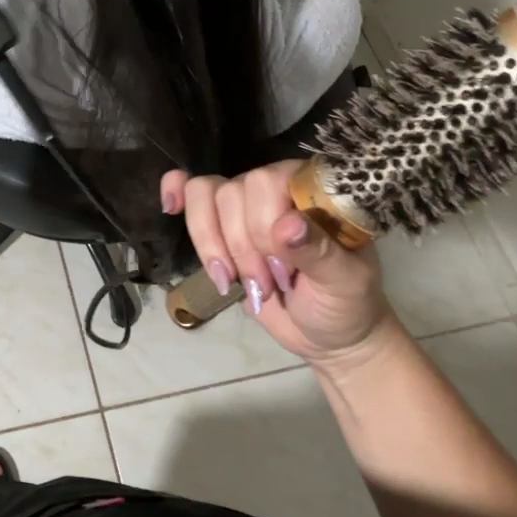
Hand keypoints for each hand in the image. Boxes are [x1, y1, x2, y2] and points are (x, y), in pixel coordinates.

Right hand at [162, 162, 398, 371]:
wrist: (328, 334)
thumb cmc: (346, 304)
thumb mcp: (344, 283)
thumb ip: (317, 252)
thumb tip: (285, 226)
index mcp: (312, 189)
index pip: (269, 182)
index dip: (264, 227)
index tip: (285, 274)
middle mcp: (276, 186)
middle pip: (233, 194)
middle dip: (243, 249)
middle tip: (271, 286)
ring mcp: (247, 204)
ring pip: (206, 200)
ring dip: (217, 250)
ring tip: (242, 284)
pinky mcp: (221, 223)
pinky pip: (191, 194)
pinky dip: (176, 193)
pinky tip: (170, 207)